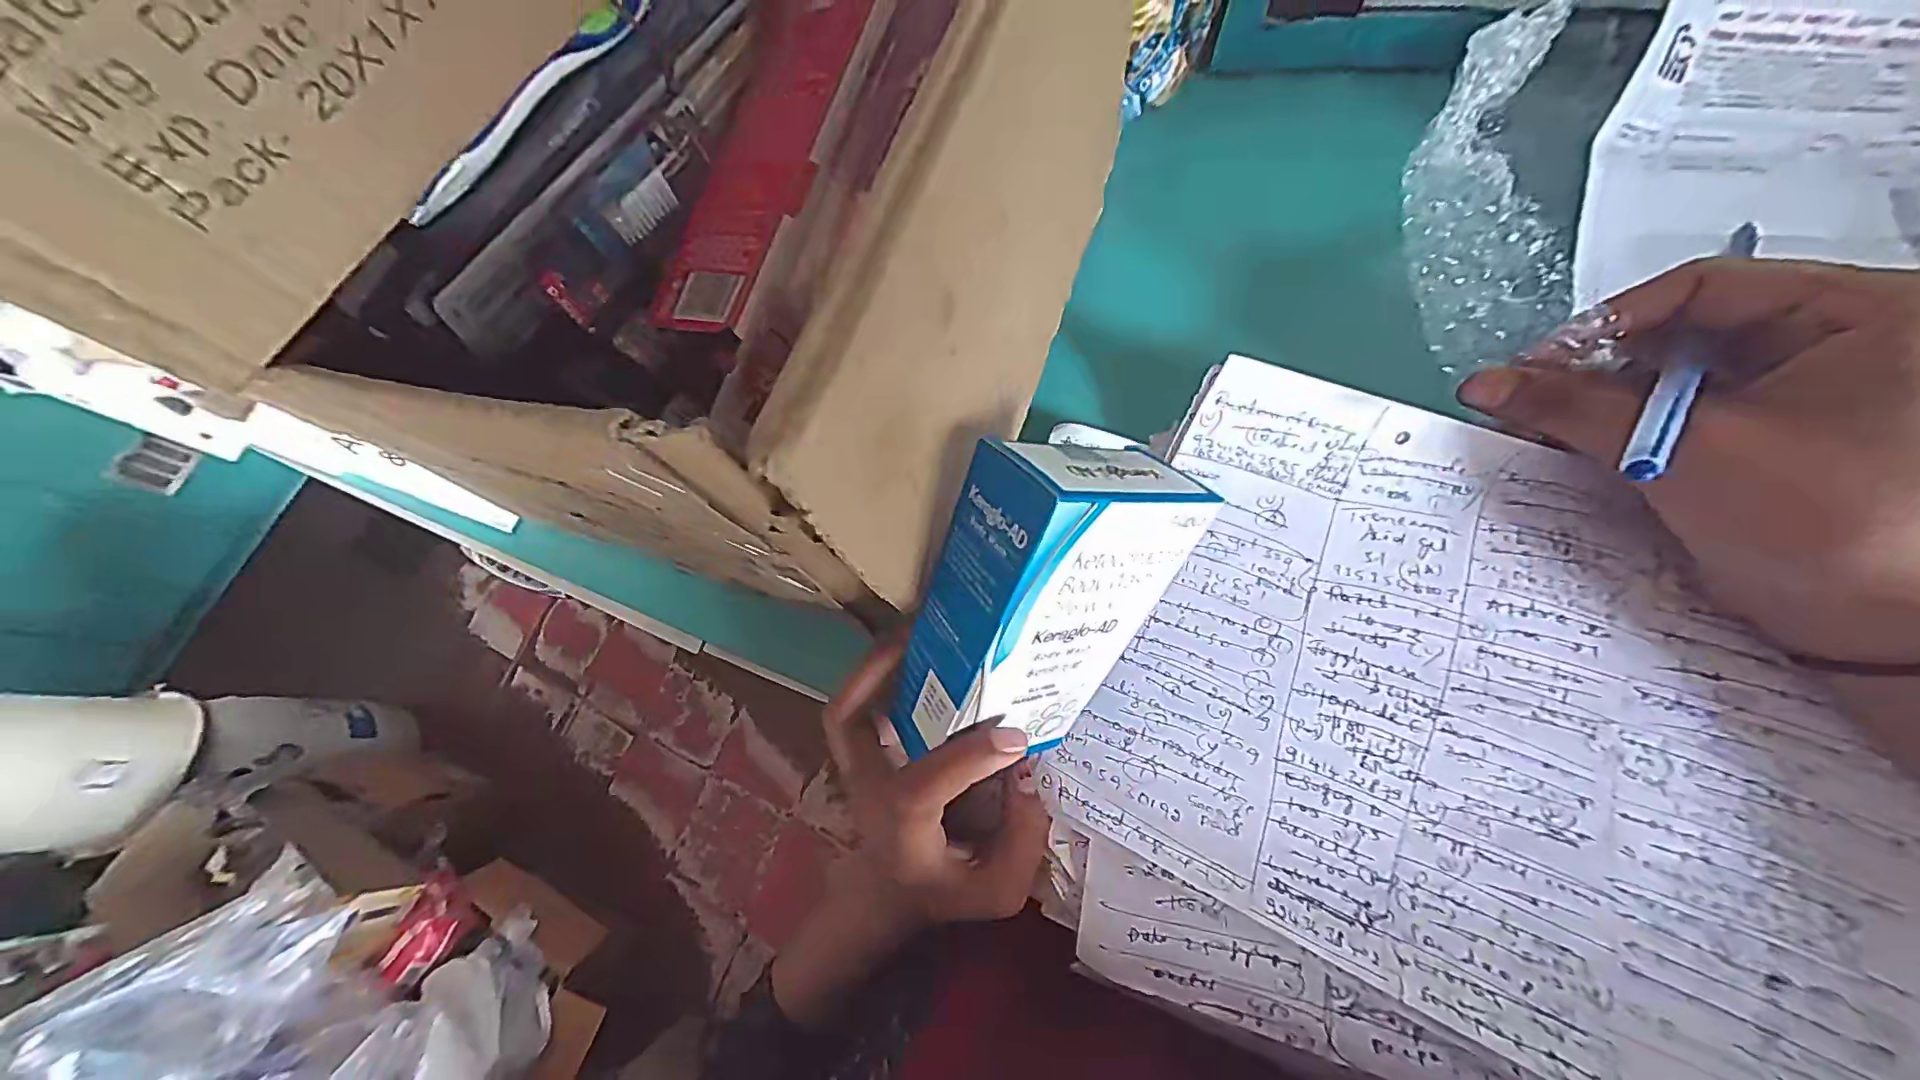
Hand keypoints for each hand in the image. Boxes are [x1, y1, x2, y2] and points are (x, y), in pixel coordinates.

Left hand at [769, 643, 1049, 1026]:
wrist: (888, 895)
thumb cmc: (942, 890)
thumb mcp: (996, 889)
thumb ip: (1023, 838)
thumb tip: (1028, 768)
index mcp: (899, 826)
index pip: (925, 784)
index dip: (972, 754)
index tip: (1016, 735)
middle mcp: (869, 789)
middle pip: (850, 723)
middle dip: (882, 670)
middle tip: (928, 632)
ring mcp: (859, 769)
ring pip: (846, 708)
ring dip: (876, 663)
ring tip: (917, 628)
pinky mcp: (863, 755)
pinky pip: (855, 708)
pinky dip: (875, 677)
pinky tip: (913, 654)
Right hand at [1458, 258, 1919, 666]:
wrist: (1886, 626)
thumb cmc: (1830, 521)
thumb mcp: (1684, 449)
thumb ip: (1575, 409)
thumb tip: (1488, 384)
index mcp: (1856, 315)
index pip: (1700, 288)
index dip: (1609, 323)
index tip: (1538, 366)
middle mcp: (1827, 348)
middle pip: (1677, 338)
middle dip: (1595, 373)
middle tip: (1531, 405)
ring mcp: (1791, 401)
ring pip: (1668, 385)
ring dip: (1602, 410)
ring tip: (1548, 436)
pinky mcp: (1758, 447)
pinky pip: (1673, 424)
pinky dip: (1624, 438)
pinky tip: (1585, 457)